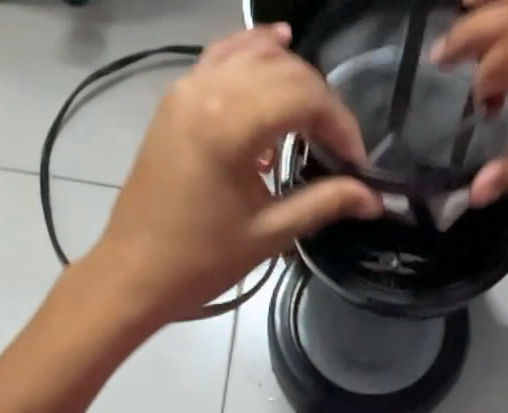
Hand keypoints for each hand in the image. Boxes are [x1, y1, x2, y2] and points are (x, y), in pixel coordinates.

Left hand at [89, 27, 380, 321]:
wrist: (135, 272)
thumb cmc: (201, 261)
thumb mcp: (268, 234)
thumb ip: (323, 203)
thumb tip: (372, 198)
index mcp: (228, 125)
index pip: (304, 97)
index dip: (340, 124)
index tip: (356, 161)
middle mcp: (206, 91)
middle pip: (284, 70)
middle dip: (321, 103)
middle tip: (338, 148)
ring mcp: (186, 89)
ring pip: (254, 57)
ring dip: (292, 79)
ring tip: (315, 118)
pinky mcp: (176, 99)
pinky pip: (222, 58)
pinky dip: (253, 53)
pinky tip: (278, 45)